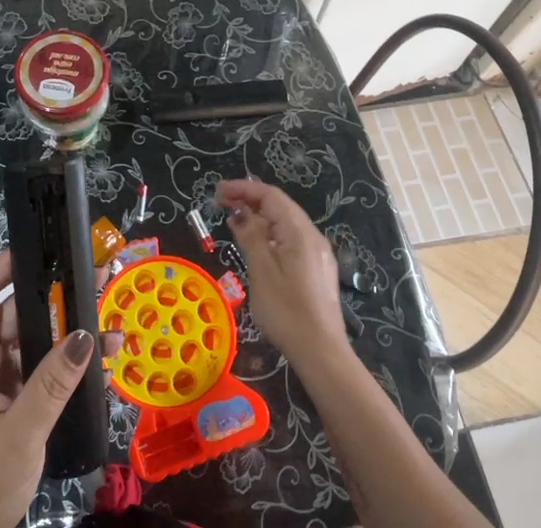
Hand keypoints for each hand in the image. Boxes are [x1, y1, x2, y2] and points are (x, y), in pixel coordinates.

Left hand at [0, 252, 93, 527]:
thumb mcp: (18, 438)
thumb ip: (50, 387)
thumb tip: (85, 334)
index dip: (2, 268)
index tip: (39, 247)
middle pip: (15, 316)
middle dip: (54, 297)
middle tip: (97, 279)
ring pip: (33, 342)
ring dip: (68, 331)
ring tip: (111, 319)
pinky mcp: (14, 404)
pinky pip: (42, 370)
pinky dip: (68, 362)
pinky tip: (102, 359)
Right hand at [217, 178, 350, 370]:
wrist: (321, 352)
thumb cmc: (287, 312)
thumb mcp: (262, 273)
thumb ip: (251, 237)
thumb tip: (238, 211)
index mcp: (299, 233)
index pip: (271, 196)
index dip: (244, 188)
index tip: (218, 191)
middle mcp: (313, 237)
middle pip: (281, 206)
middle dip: (251, 199)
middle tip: (221, 202)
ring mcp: (318, 253)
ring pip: (287, 223)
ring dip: (261, 216)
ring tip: (235, 220)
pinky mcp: (318, 269)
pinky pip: (292, 239)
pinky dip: (271, 233)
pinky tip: (258, 244)